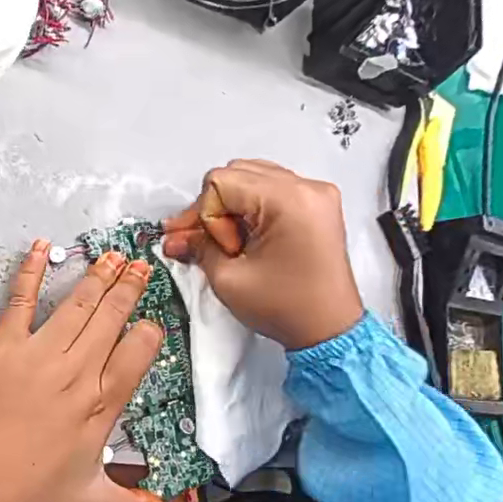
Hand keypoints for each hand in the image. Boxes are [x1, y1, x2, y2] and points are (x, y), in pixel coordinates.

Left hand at [0, 242, 170, 501]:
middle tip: (141, 265)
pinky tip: (41, 247)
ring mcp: (38, 356)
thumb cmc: (28, 496)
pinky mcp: (2, 348)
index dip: (148, 333)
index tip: (152, 322)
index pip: (138, 353)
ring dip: (97, 276)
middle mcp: (76, 373)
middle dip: (129, 288)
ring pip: (77, 305)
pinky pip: (20, 301)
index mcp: (101, 406)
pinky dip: (30, 271)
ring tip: (112, 255)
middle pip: (111, 318)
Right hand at [161, 159, 363, 348]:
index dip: (206, 215)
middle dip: (214, 208)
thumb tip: (174, 238)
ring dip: (230, 207)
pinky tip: (243, 237)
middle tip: (202, 242)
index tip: (212, 247)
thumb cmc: (283, 307)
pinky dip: (250, 209)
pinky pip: (272, 190)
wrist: (328, 328)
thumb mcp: (229, 280)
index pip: (222, 182)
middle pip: (237, 173)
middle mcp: (306, 187)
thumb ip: (199, 249)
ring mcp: (315, 193)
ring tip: (225, 243)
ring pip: (253, 178)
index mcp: (288, 200)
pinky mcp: (316, 205)